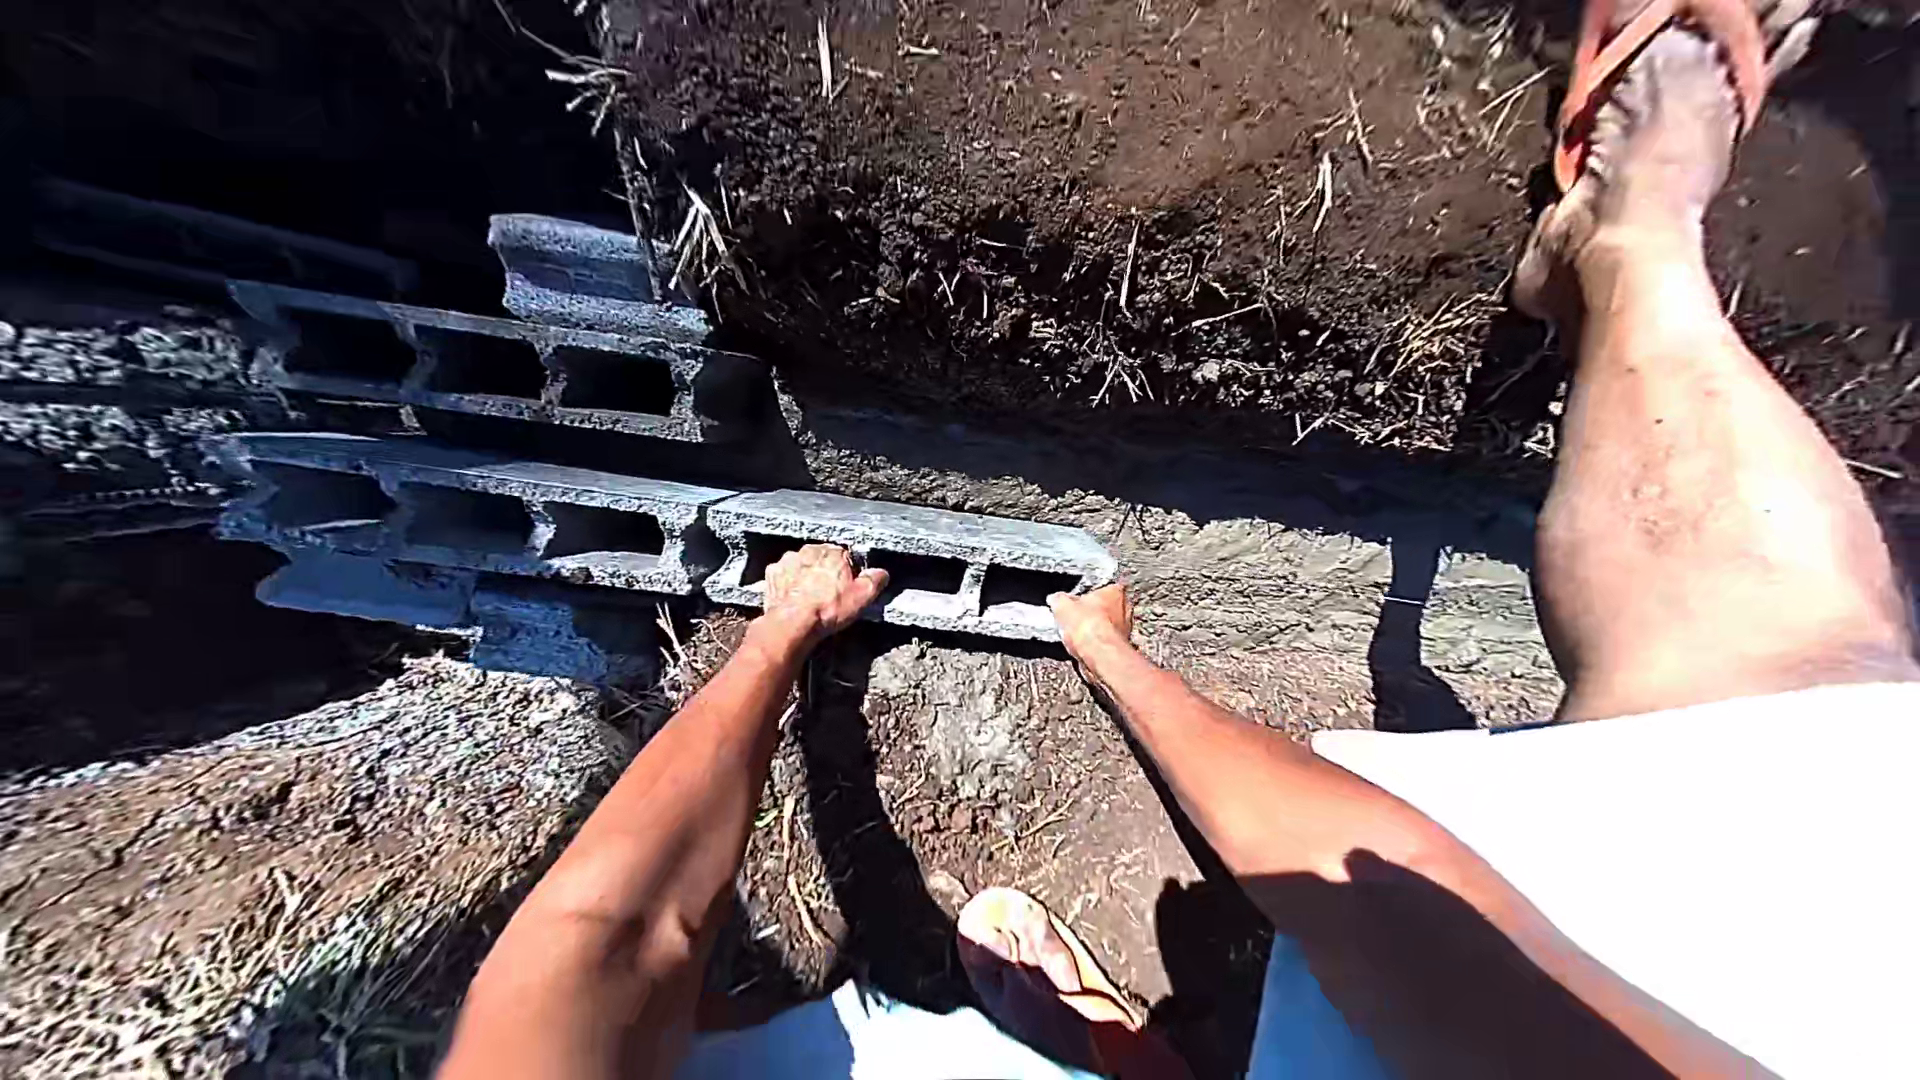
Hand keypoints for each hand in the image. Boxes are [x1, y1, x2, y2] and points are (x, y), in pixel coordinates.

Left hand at [759, 544, 887, 647]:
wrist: (792, 624)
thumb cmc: (826, 610)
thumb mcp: (862, 597)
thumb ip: (874, 580)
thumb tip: (881, 573)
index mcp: (833, 551)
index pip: (845, 554)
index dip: (847, 571)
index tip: (847, 586)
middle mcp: (809, 551)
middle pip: (822, 557)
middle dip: (825, 571)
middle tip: (829, 594)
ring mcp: (788, 562)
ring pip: (802, 565)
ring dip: (806, 576)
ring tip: (810, 598)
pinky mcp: (773, 575)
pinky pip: (784, 575)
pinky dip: (789, 584)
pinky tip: (794, 598)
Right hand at [1047, 584, 1132, 671]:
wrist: (1098, 654)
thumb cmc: (1087, 624)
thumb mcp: (1062, 605)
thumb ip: (1058, 599)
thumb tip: (1055, 599)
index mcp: (1115, 592)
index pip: (1105, 587)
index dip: (1090, 594)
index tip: (1077, 600)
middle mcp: (1125, 610)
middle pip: (1107, 607)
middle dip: (1093, 612)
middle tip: (1075, 617)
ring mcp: (1125, 630)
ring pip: (1107, 626)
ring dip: (1094, 630)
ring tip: (1077, 635)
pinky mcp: (1120, 648)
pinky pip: (1105, 642)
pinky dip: (1096, 644)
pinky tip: (1083, 647)